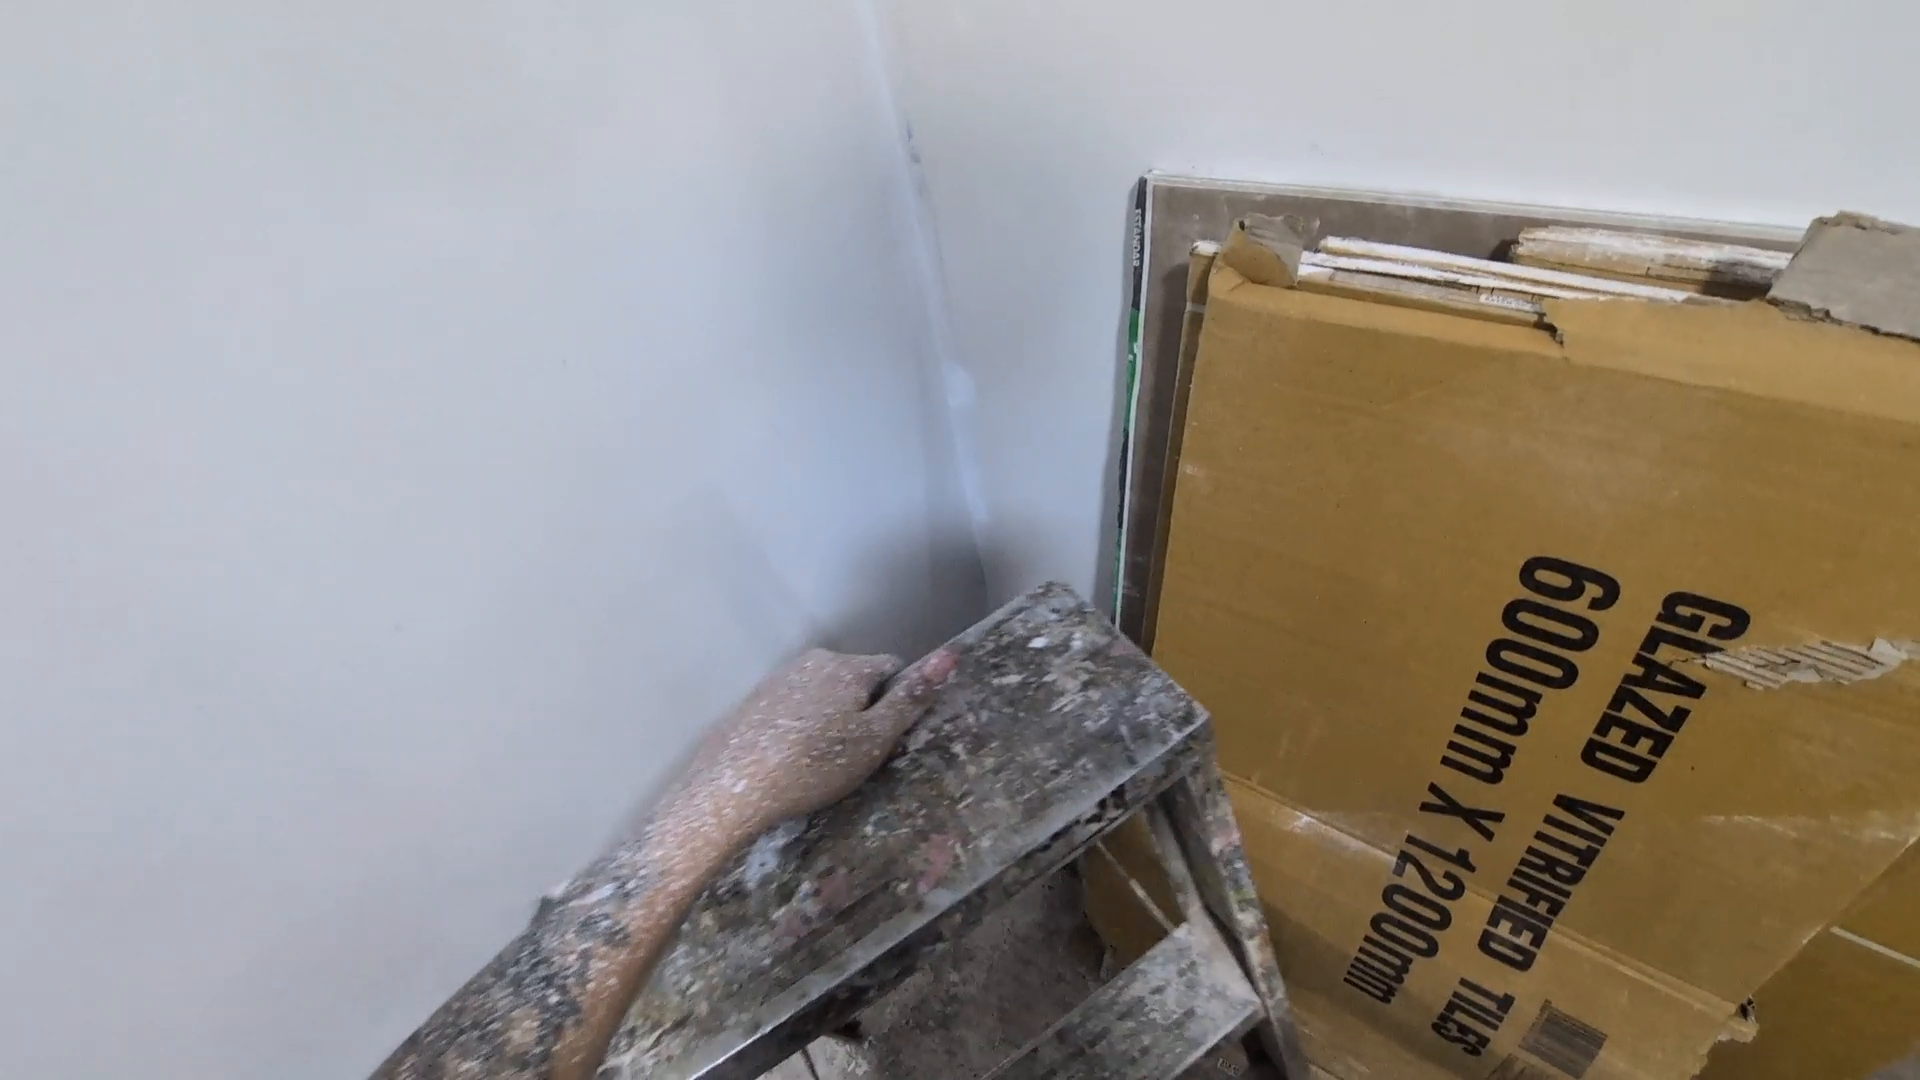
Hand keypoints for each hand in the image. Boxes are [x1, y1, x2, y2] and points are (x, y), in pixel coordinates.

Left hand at [667, 646, 960, 845]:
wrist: (730, 789)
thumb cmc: (814, 765)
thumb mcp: (874, 738)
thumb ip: (911, 697)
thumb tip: (951, 654)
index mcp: (848, 665)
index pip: (892, 669)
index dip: (896, 703)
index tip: (884, 738)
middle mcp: (814, 660)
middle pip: (856, 680)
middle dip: (862, 709)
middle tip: (852, 756)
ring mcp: (779, 677)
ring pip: (824, 693)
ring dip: (830, 717)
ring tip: (819, 763)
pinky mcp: (754, 701)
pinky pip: (794, 706)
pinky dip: (801, 726)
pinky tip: (791, 759)